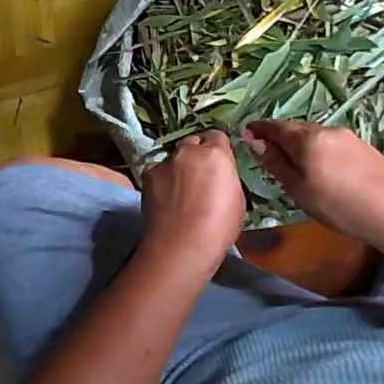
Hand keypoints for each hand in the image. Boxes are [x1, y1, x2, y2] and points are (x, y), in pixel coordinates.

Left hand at [139, 130, 243, 266]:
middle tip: (199, 177)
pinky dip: (161, 180)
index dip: (218, 150)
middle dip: (196, 155)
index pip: (217, 136)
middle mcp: (188, 151)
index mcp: (216, 154)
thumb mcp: (237, 198)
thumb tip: (219, 175)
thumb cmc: (218, 227)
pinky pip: (157, 171)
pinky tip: (164, 199)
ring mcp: (165, 162)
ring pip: (173, 157)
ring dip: (177, 167)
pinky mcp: (147, 176)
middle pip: (193, 143)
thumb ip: (226, 177)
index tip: (218, 165)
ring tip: (178, 191)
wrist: (181, 247)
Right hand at [241, 121, 383, 245]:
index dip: (259, 130)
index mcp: (307, 138)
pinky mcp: (363, 146)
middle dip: (279, 137)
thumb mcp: (299, 189)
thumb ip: (276, 163)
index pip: (275, 127)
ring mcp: (347, 136)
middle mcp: (327, 129)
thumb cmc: (338, 205)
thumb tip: (254, 141)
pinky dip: (318, 150)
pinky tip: (321, 168)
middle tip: (267, 153)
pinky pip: (331, 143)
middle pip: (296, 129)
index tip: (246, 134)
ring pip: (315, 135)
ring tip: (293, 165)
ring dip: (300, 144)